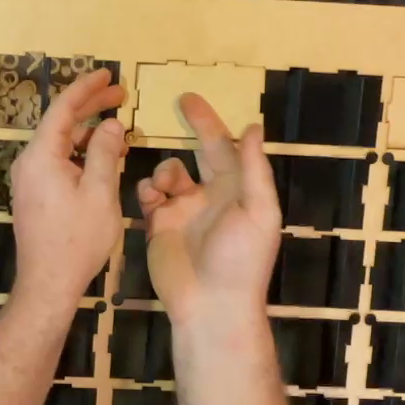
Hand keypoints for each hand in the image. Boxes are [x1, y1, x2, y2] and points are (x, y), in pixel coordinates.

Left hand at [8, 69, 127, 299]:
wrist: (48, 283)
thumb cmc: (76, 240)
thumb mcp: (100, 193)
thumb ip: (105, 153)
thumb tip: (110, 125)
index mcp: (41, 156)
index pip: (63, 109)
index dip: (86, 88)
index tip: (109, 73)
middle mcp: (30, 161)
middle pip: (61, 122)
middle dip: (91, 106)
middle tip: (122, 94)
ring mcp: (31, 178)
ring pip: (62, 143)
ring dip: (90, 133)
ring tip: (121, 129)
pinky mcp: (36, 193)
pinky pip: (59, 161)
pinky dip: (83, 154)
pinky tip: (105, 157)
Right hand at [136, 94, 280, 334]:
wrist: (211, 306)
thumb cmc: (241, 259)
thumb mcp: (259, 212)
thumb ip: (254, 169)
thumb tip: (253, 127)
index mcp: (236, 190)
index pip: (222, 147)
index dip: (208, 122)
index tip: (188, 98)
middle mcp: (209, 196)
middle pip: (195, 154)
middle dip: (186, 132)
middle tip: (169, 108)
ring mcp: (182, 211)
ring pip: (167, 174)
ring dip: (164, 171)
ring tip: (165, 187)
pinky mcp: (158, 227)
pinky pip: (148, 197)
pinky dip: (146, 190)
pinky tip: (150, 200)